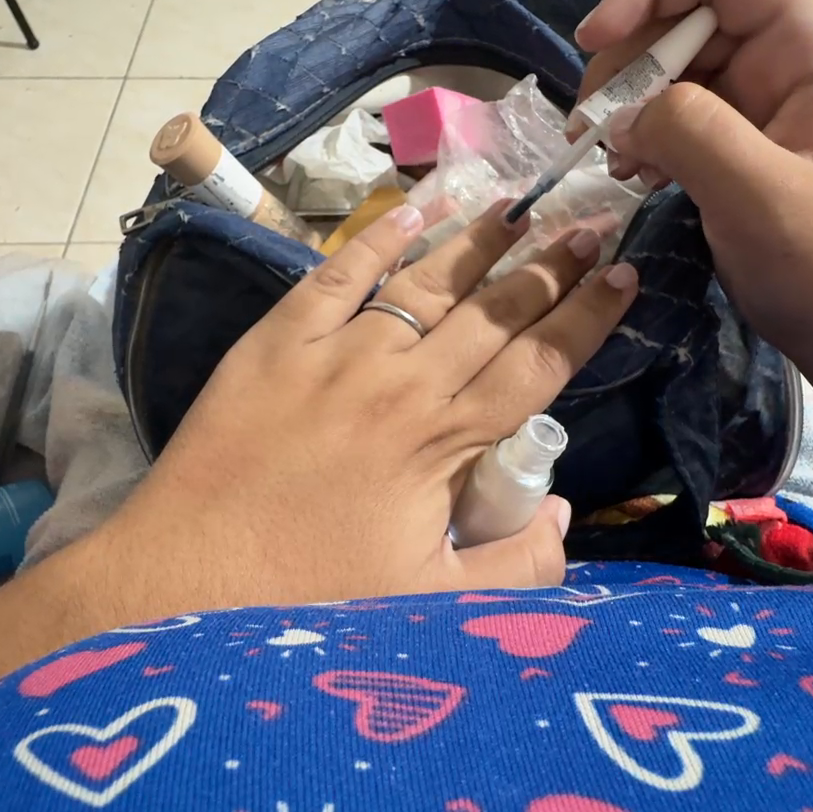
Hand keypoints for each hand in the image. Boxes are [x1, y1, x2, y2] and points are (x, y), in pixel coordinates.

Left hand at [95, 202, 639, 609]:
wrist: (186, 573)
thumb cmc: (310, 596)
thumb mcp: (431, 604)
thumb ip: (515, 566)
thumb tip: (562, 514)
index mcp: (442, 441)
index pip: (537, 364)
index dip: (587, 317)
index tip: (626, 273)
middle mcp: (398, 381)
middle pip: (492, 312)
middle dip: (549, 266)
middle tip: (589, 221)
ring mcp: (335, 353)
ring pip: (424, 283)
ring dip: (477, 242)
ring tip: (520, 207)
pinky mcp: (277, 341)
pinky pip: (338, 276)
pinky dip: (378, 240)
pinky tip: (414, 209)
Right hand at [574, 0, 812, 364]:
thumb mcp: (757, 194)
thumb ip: (690, 133)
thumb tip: (623, 117)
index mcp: (805, 50)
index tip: (594, 41)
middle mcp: (778, 64)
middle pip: (684, 18)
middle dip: (626, 61)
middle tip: (587, 125)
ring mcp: (753, 109)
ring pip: (668, 73)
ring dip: (624, 107)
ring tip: (604, 158)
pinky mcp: (731, 150)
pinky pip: (669, 120)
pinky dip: (637, 141)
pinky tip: (628, 177)